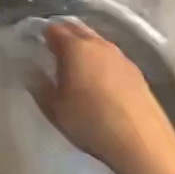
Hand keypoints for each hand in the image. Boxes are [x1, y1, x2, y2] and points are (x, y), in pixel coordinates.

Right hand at [38, 20, 174, 173]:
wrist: (143, 144)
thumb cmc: (90, 123)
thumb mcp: (53, 108)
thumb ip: (39, 84)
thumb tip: (32, 68)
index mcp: (75, 48)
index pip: (54, 29)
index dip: (42, 34)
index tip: (35, 44)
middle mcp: (100, 45)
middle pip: (78, 29)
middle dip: (63, 35)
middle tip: (51, 50)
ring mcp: (122, 57)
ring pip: (97, 41)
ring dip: (83, 46)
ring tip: (73, 64)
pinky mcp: (137, 72)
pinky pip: (111, 56)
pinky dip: (100, 59)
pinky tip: (97, 78)